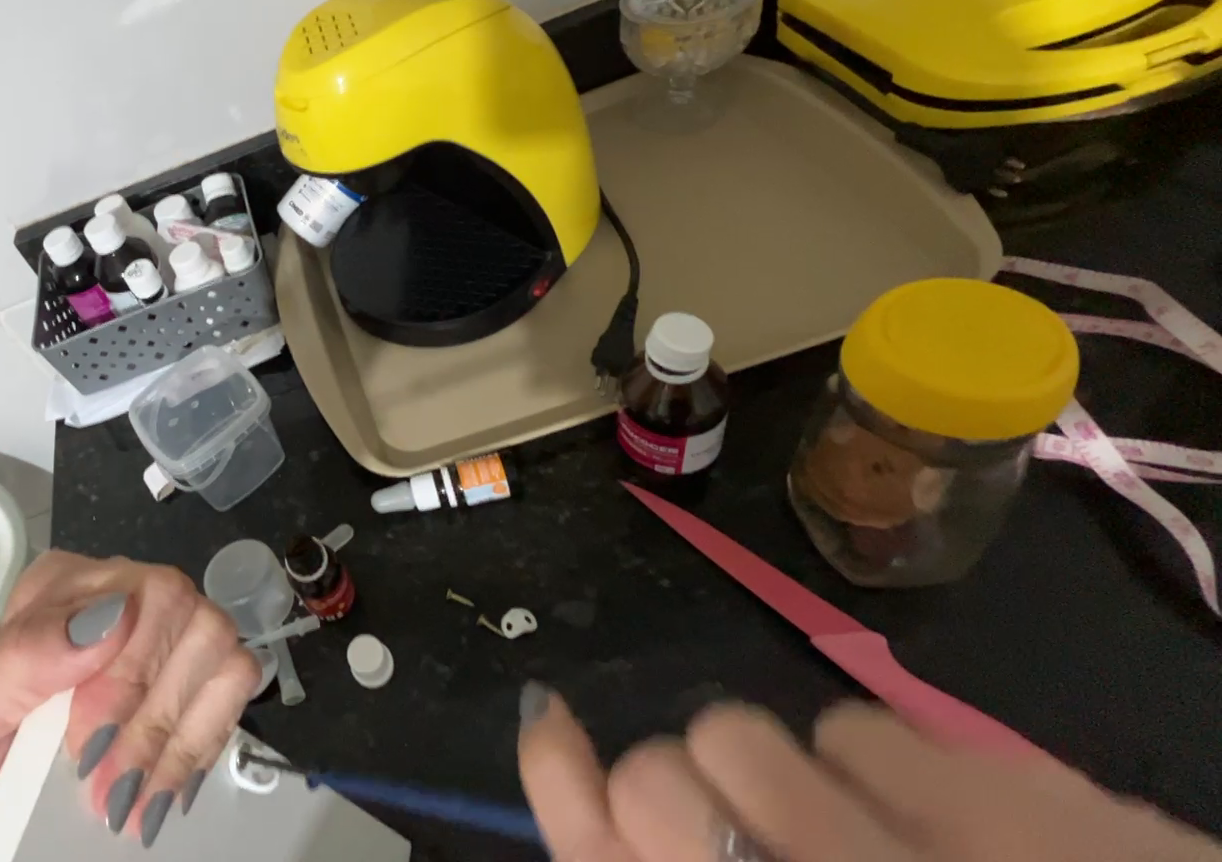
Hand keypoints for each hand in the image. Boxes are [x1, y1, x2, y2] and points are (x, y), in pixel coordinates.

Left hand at [0, 550, 258, 857]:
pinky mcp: (203, 668)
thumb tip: (109, 620)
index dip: (119, 674)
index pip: (118, 589)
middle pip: (179, 607)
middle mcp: (123, 587)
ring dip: (178, 735)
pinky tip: (164, 785)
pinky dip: (204, 742)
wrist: (1, 828)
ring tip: (134, 802)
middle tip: (110, 791)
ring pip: (218, 640)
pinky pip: (239, 678)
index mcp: (58, 587)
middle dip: (149, 713)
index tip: (85, 753)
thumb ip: (18, 661)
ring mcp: (170, 623)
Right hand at [518, 687, 1221, 861]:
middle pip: (653, 781)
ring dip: (778, 775)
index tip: (554, 725)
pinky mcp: (1020, 805)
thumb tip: (557, 739)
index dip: (559, 784)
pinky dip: (873, 766)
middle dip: (676, 793)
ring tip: (857, 833)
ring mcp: (923, 851)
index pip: (597, 846)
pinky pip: (852, 723)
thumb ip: (642, 845)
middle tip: (748, 833)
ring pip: (738, 730)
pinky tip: (942, 828)